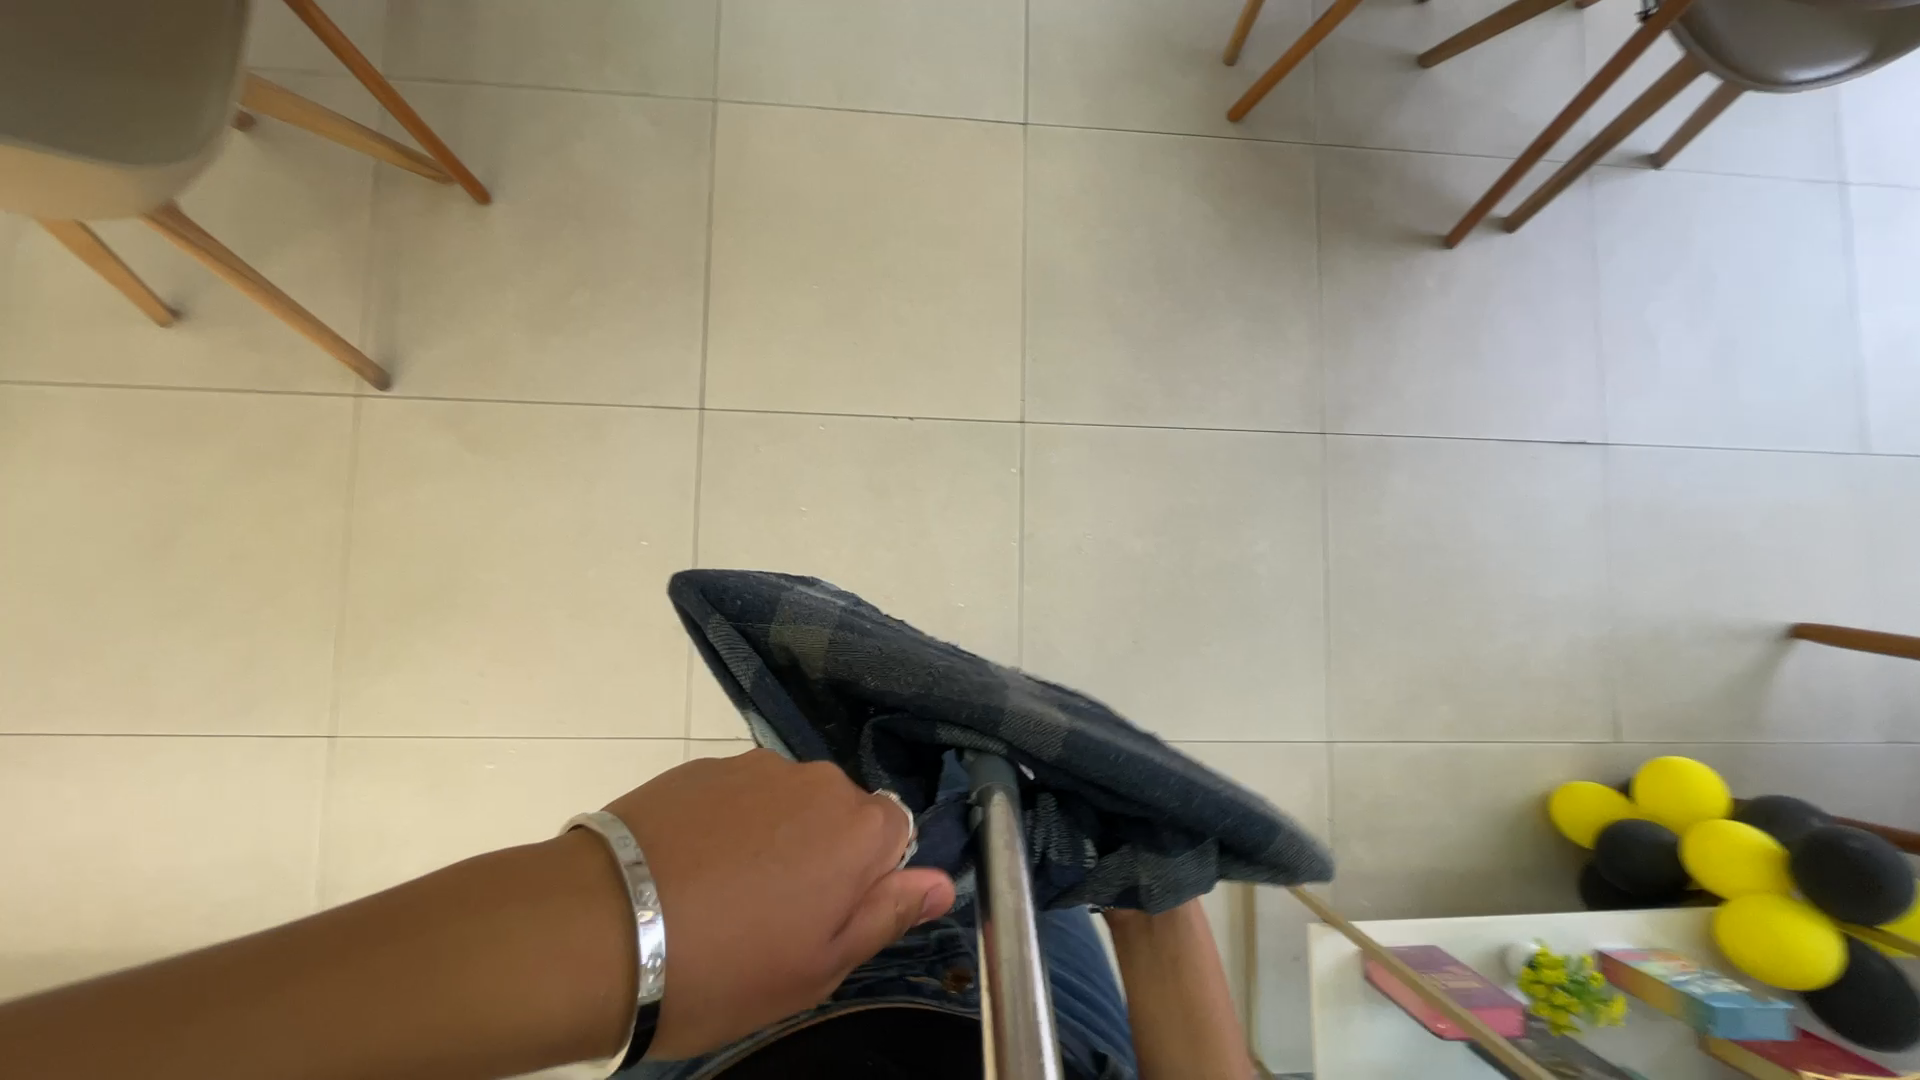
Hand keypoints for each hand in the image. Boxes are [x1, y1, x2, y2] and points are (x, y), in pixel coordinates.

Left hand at [605, 749, 956, 1059]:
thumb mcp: (819, 966)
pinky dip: (729, 823)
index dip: (870, 875)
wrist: (600, 928)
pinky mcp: (702, 766)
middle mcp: (816, 781)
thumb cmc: (725, 966)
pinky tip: (690, 867)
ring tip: (723, 892)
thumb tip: (944, 881)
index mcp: (857, 829)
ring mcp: (755, 766)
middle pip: (840, 813)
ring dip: (775, 836)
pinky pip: (739, 794)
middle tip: (774, 914)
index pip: (896, 831)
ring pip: (788, 802)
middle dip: (823, 853)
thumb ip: (889, 913)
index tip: (829, 914)